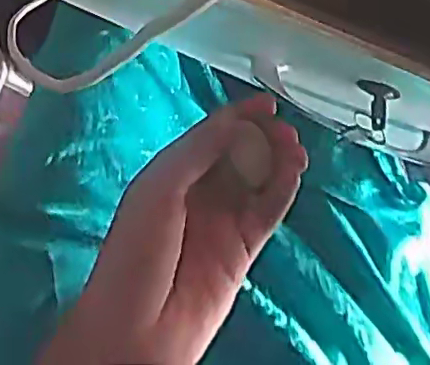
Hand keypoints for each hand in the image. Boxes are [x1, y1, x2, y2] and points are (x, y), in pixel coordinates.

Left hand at [39, 97, 307, 364]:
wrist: (138, 326)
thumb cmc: (135, 252)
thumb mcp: (160, 187)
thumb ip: (198, 152)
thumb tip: (234, 123)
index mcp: (172, 171)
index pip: (211, 134)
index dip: (237, 116)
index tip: (263, 103)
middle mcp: (198, 192)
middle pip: (237, 154)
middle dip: (261, 135)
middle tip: (283, 125)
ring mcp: (220, 221)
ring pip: (256, 180)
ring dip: (276, 160)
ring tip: (294, 146)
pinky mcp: (241, 250)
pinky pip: (266, 212)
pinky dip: (282, 191)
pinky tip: (293, 173)